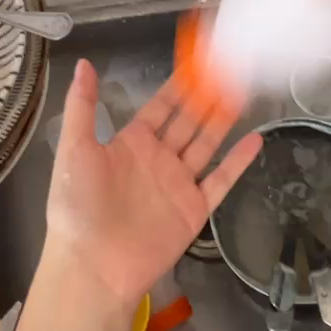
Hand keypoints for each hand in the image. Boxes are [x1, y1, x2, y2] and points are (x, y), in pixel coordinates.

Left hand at [42, 60, 262, 309]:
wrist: (93, 268)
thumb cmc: (77, 207)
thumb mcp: (74, 150)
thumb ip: (82, 107)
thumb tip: (83, 63)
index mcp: (131, 143)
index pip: (161, 106)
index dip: (180, 85)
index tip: (200, 62)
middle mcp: (158, 159)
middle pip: (189, 121)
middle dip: (208, 97)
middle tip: (231, 70)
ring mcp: (178, 184)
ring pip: (207, 144)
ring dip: (224, 120)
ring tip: (245, 93)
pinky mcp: (194, 209)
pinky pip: (221, 180)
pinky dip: (238, 161)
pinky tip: (256, 139)